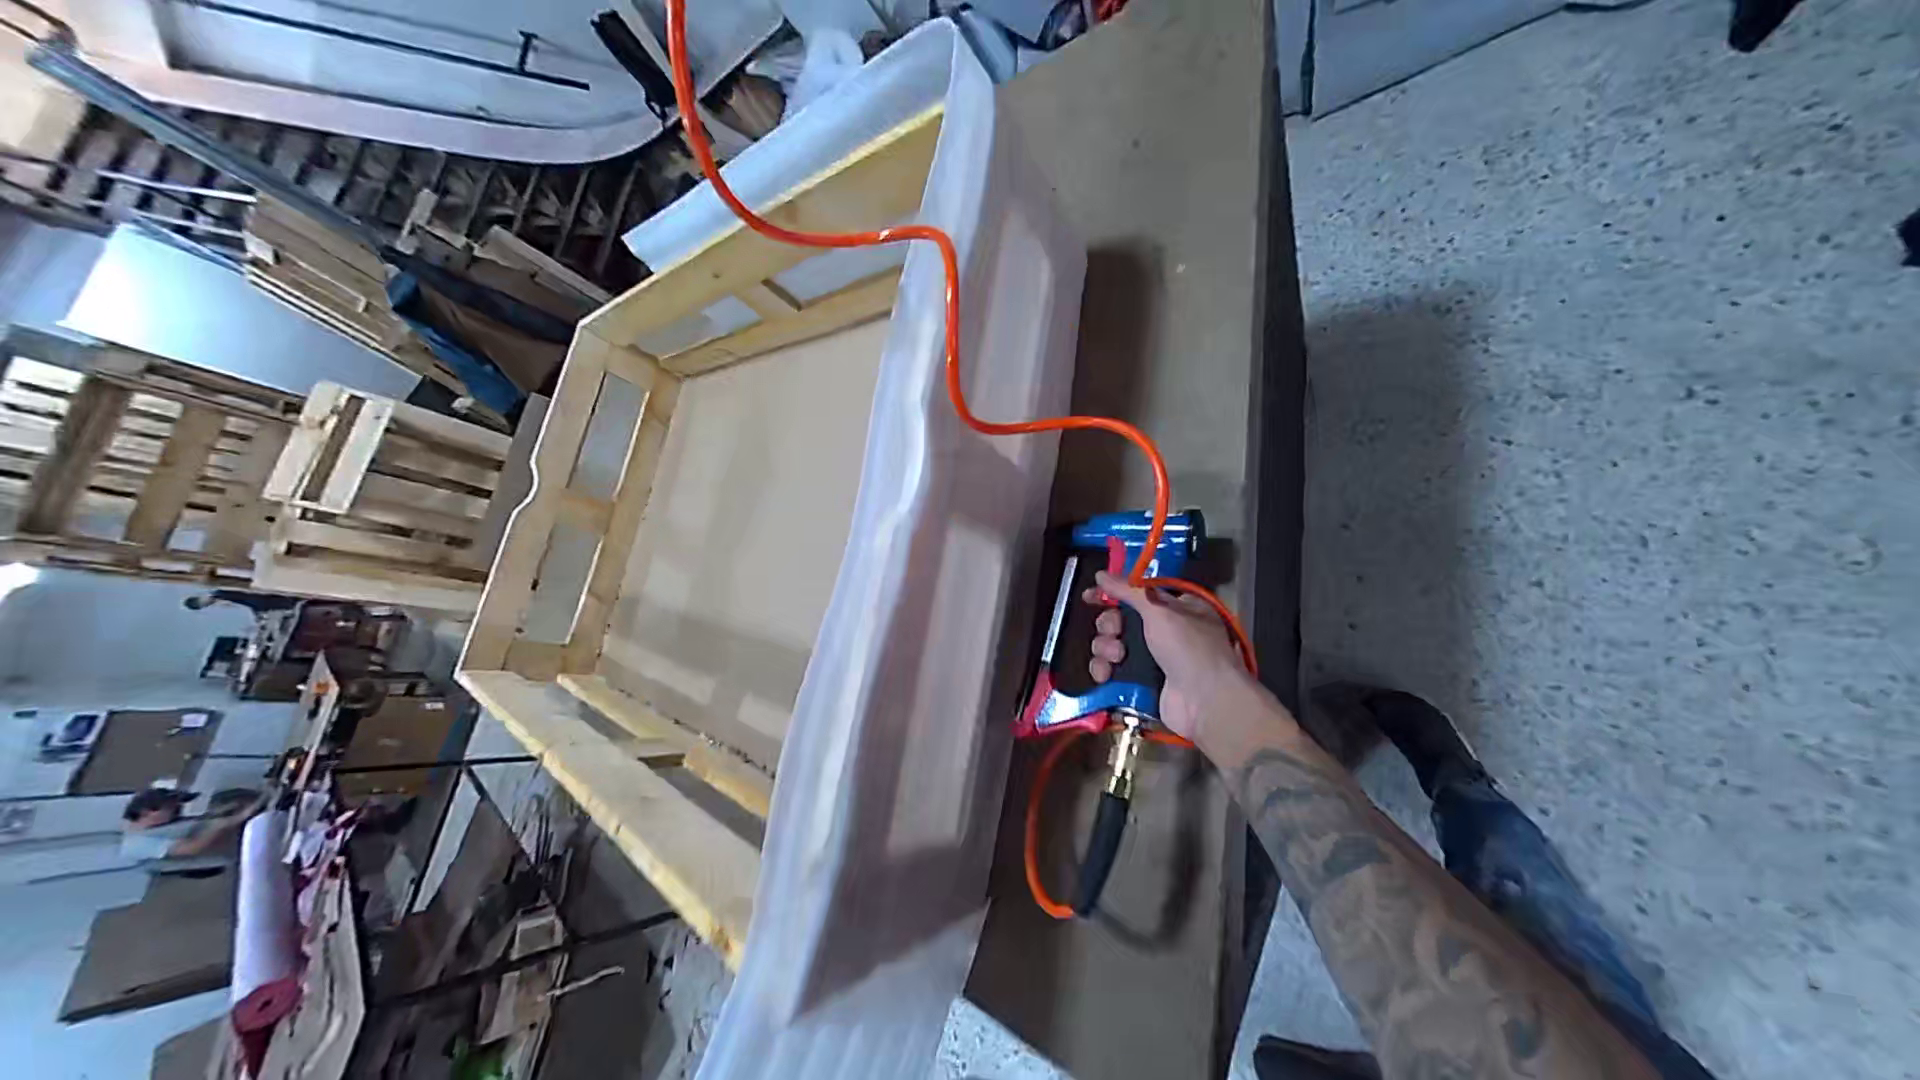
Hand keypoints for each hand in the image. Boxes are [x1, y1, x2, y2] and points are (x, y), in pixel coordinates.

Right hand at [1085, 570, 1256, 740]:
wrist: (1205, 702)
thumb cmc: (1189, 649)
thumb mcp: (1161, 611)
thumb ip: (1129, 590)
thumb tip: (1102, 574)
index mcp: (1175, 608)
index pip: (1136, 594)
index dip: (1112, 593)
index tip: (1092, 596)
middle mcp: (1163, 632)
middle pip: (1119, 620)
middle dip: (1109, 625)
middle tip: (1114, 631)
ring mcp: (1151, 659)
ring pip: (1111, 645)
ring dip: (1105, 649)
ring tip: (1116, 657)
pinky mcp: (1140, 682)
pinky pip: (1111, 671)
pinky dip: (1104, 671)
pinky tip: (1105, 674)